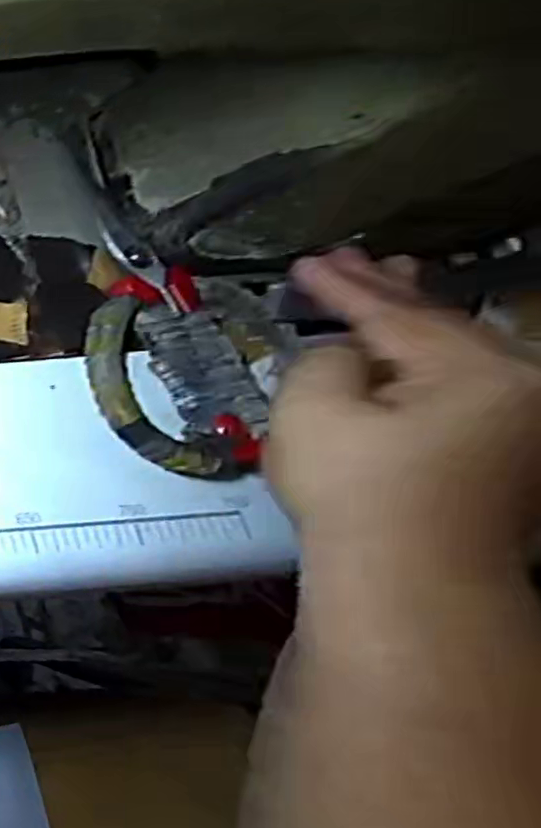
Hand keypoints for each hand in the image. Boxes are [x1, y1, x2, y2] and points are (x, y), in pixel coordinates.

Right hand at [268, 248, 540, 558]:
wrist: (407, 568)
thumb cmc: (354, 488)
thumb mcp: (310, 413)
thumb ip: (323, 363)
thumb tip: (341, 354)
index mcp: (481, 371)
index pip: (397, 315)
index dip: (344, 287)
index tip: (307, 262)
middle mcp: (525, 383)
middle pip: (446, 323)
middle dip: (392, 291)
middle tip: (359, 259)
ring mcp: (526, 417)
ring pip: (464, 349)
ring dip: (417, 320)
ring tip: (390, 287)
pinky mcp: (513, 446)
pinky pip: (469, 379)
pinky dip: (430, 355)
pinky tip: (409, 349)